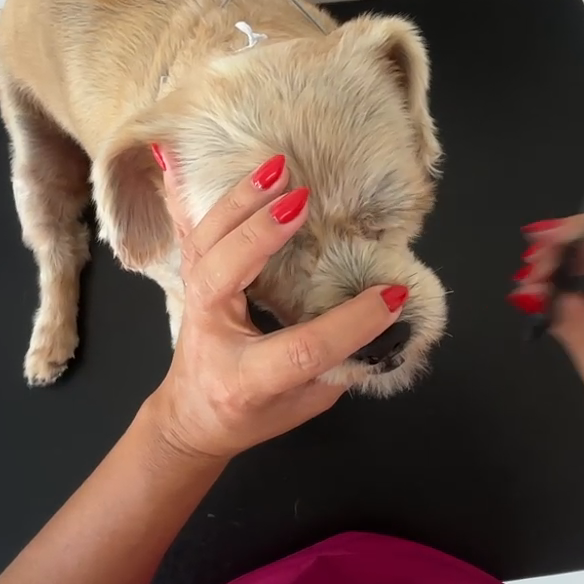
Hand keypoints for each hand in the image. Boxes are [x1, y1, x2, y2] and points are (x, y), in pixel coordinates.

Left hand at [142, 150, 406, 461]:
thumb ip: (341, 364)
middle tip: (300, 199)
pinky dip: (210, 198)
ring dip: (239, 203)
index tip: (392, 296)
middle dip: (261, 235)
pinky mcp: (191, 281)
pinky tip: (222, 166)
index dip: (349, 324)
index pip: (301, 348)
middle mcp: (211, 336)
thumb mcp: (306, 405)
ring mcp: (194, 305)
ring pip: (204, 246)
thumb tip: (387, 314)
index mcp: (246, 379)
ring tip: (275, 169)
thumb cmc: (253, 416)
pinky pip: (195, 233)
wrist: (193, 416)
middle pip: (223, 276)